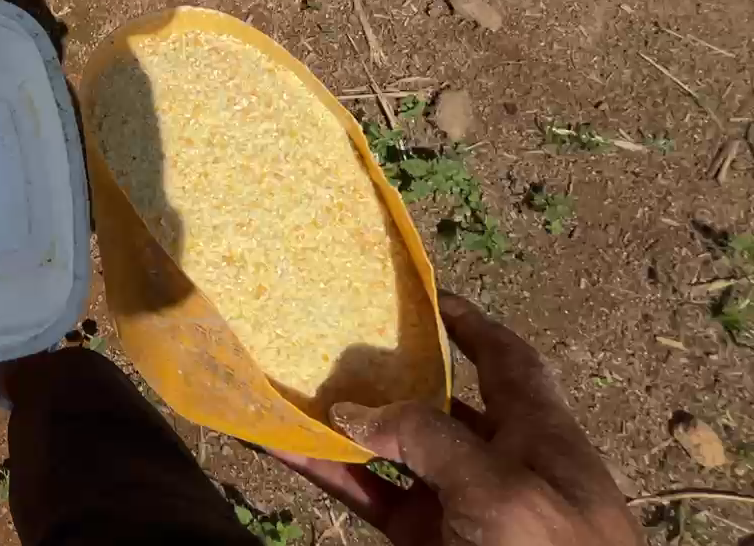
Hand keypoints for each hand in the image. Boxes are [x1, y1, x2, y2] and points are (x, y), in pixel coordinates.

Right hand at [277, 292, 640, 545]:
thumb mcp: (505, 493)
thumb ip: (428, 438)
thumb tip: (350, 413)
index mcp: (541, 444)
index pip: (508, 363)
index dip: (470, 323)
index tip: (421, 291)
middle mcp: (494, 465)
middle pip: (432, 398)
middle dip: (380, 365)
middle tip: (327, 331)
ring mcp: (452, 503)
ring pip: (382, 442)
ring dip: (333, 415)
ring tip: (286, 380)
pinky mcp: (416, 536)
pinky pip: (354, 486)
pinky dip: (312, 462)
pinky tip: (271, 438)